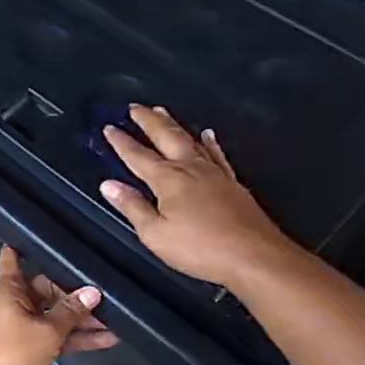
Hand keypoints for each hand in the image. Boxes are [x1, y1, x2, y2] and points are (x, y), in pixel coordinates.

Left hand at [0, 246, 116, 364]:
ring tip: (114, 315)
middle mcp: (15, 303)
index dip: (25, 246)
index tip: (43, 233)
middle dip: (73, 290)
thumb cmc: (14, 353)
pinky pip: (59, 334)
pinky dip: (78, 336)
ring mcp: (24, 324)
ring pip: (56, 313)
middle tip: (104, 287)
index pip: (14, 259)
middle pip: (46, 288)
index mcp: (9, 291)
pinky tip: (107, 338)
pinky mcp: (33, 344)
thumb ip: (72, 310)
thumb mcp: (48, 330)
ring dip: (80, 316)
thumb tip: (93, 292)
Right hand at [99, 105, 304, 288]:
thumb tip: (109, 186)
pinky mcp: (232, 184)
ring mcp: (215, 174)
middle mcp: (192, 170)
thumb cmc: (201, 248)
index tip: (110, 128)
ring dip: (174, 125)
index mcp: (168, 180)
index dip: (121, 142)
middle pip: (167, 137)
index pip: (137, 156)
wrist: (254, 257)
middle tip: (136, 108)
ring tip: (163, 112)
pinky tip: (208, 136)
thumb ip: (132, 206)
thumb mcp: (154, 233)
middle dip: (148, 121)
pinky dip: (209, 142)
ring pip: (190, 140)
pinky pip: (216, 154)